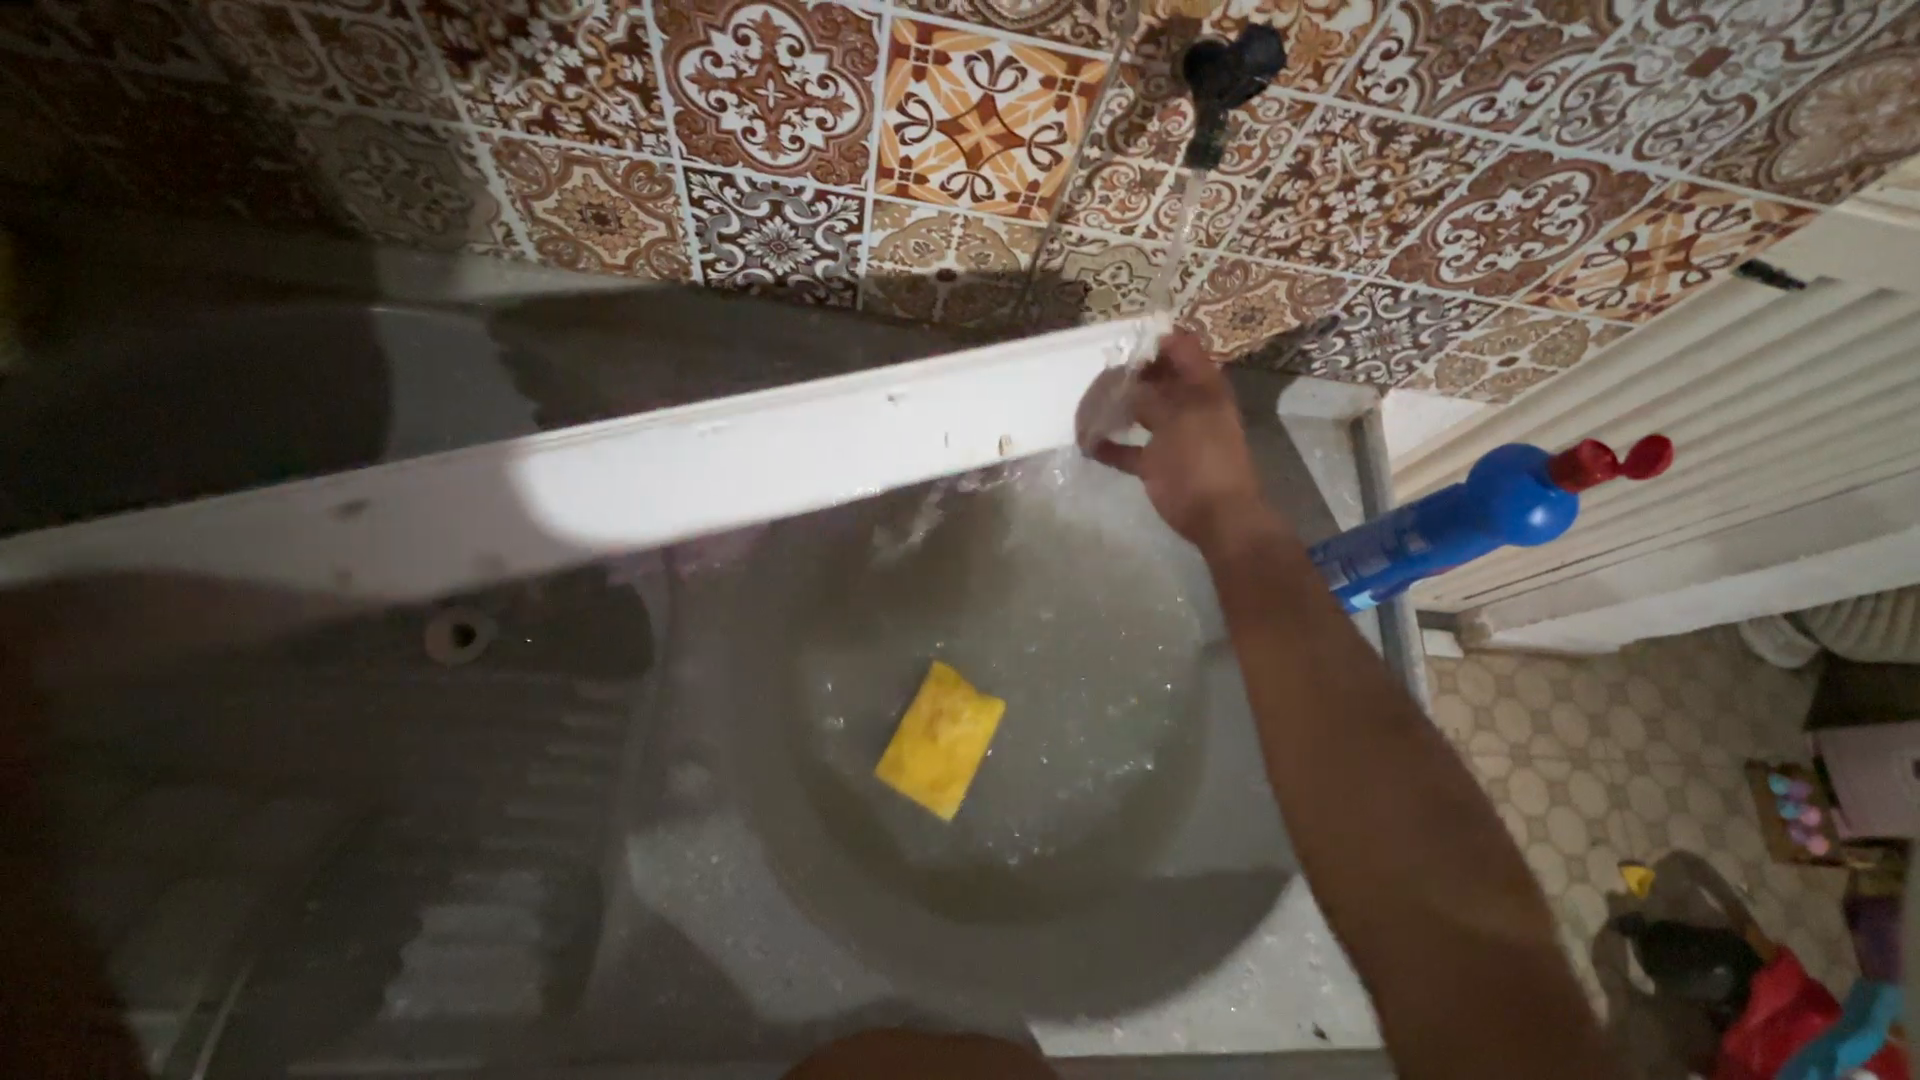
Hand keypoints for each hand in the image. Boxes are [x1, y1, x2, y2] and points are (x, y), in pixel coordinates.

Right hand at [1087, 330, 1284, 554]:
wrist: (1218, 513)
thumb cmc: (1203, 458)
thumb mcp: (1178, 416)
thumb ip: (1150, 395)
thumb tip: (1125, 383)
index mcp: (1203, 386)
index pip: (1181, 348)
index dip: (1156, 338)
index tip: (1123, 336)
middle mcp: (1186, 405)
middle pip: (1157, 377)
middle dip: (1129, 370)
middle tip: (1096, 366)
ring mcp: (1170, 435)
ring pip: (1140, 410)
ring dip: (1116, 405)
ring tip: (1087, 397)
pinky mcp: (1155, 464)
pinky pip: (1127, 450)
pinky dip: (1108, 446)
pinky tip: (1086, 441)